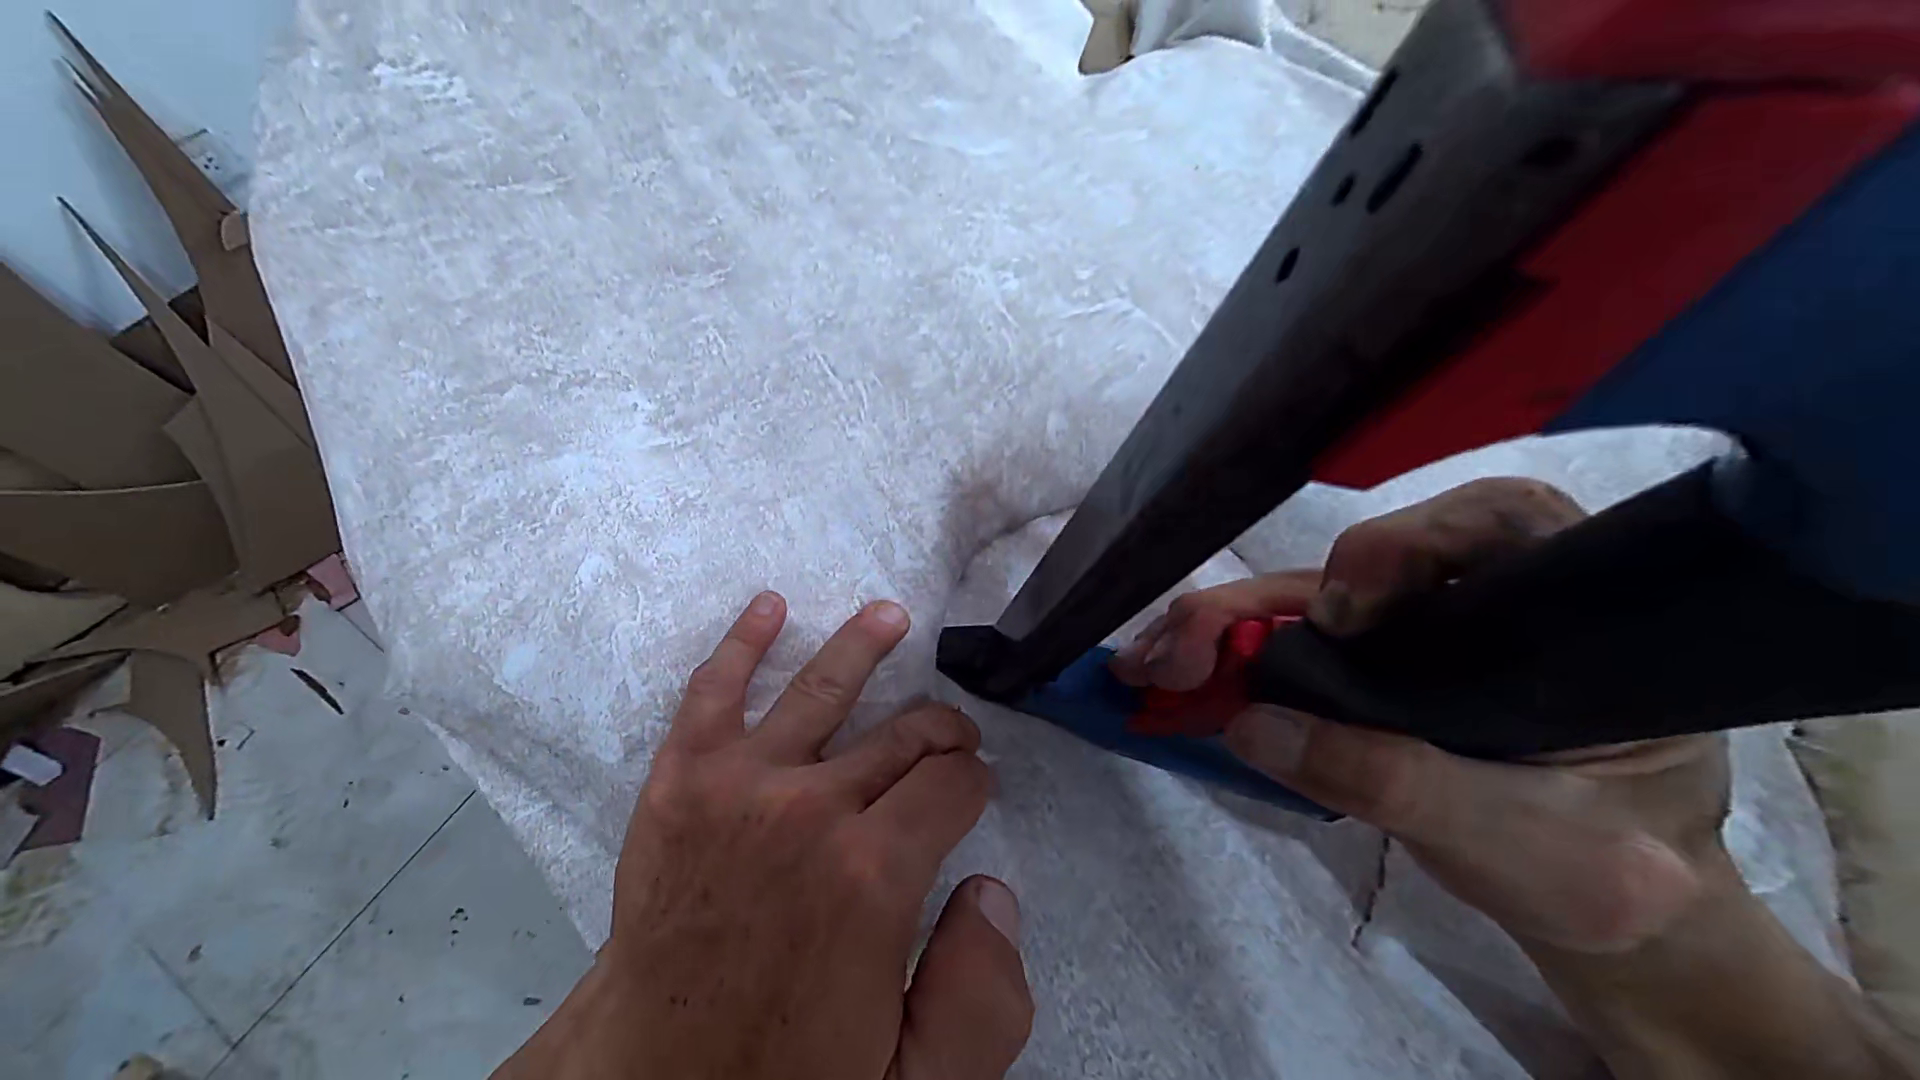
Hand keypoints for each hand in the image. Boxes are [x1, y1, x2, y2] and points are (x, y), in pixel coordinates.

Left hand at [497, 593, 1032, 1079]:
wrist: (652, 1078)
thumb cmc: (786, 1070)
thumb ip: (982, 995)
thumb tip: (992, 887)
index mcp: (874, 874)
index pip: (952, 785)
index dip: (975, 781)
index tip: (976, 787)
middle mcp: (812, 809)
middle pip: (904, 734)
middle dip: (942, 727)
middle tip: (954, 733)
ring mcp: (742, 783)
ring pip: (823, 688)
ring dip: (864, 645)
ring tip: (889, 617)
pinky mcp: (682, 777)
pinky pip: (714, 691)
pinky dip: (743, 643)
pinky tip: (769, 607)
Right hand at [1118, 479, 1919, 1078]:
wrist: (1595, 903)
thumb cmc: (1609, 867)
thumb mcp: (1521, 840)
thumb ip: (1399, 780)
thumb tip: (1249, 725)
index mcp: (1556, 605)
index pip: (1484, 522)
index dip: (1400, 547)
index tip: (1342, 617)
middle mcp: (1467, 595)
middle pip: (1347, 567)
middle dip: (1252, 605)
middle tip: (1178, 652)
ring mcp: (1400, 628)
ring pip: (1296, 604)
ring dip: (1212, 631)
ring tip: (1146, 667)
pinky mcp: (1355, 665)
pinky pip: (1278, 646)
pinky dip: (1218, 660)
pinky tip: (1167, 675)